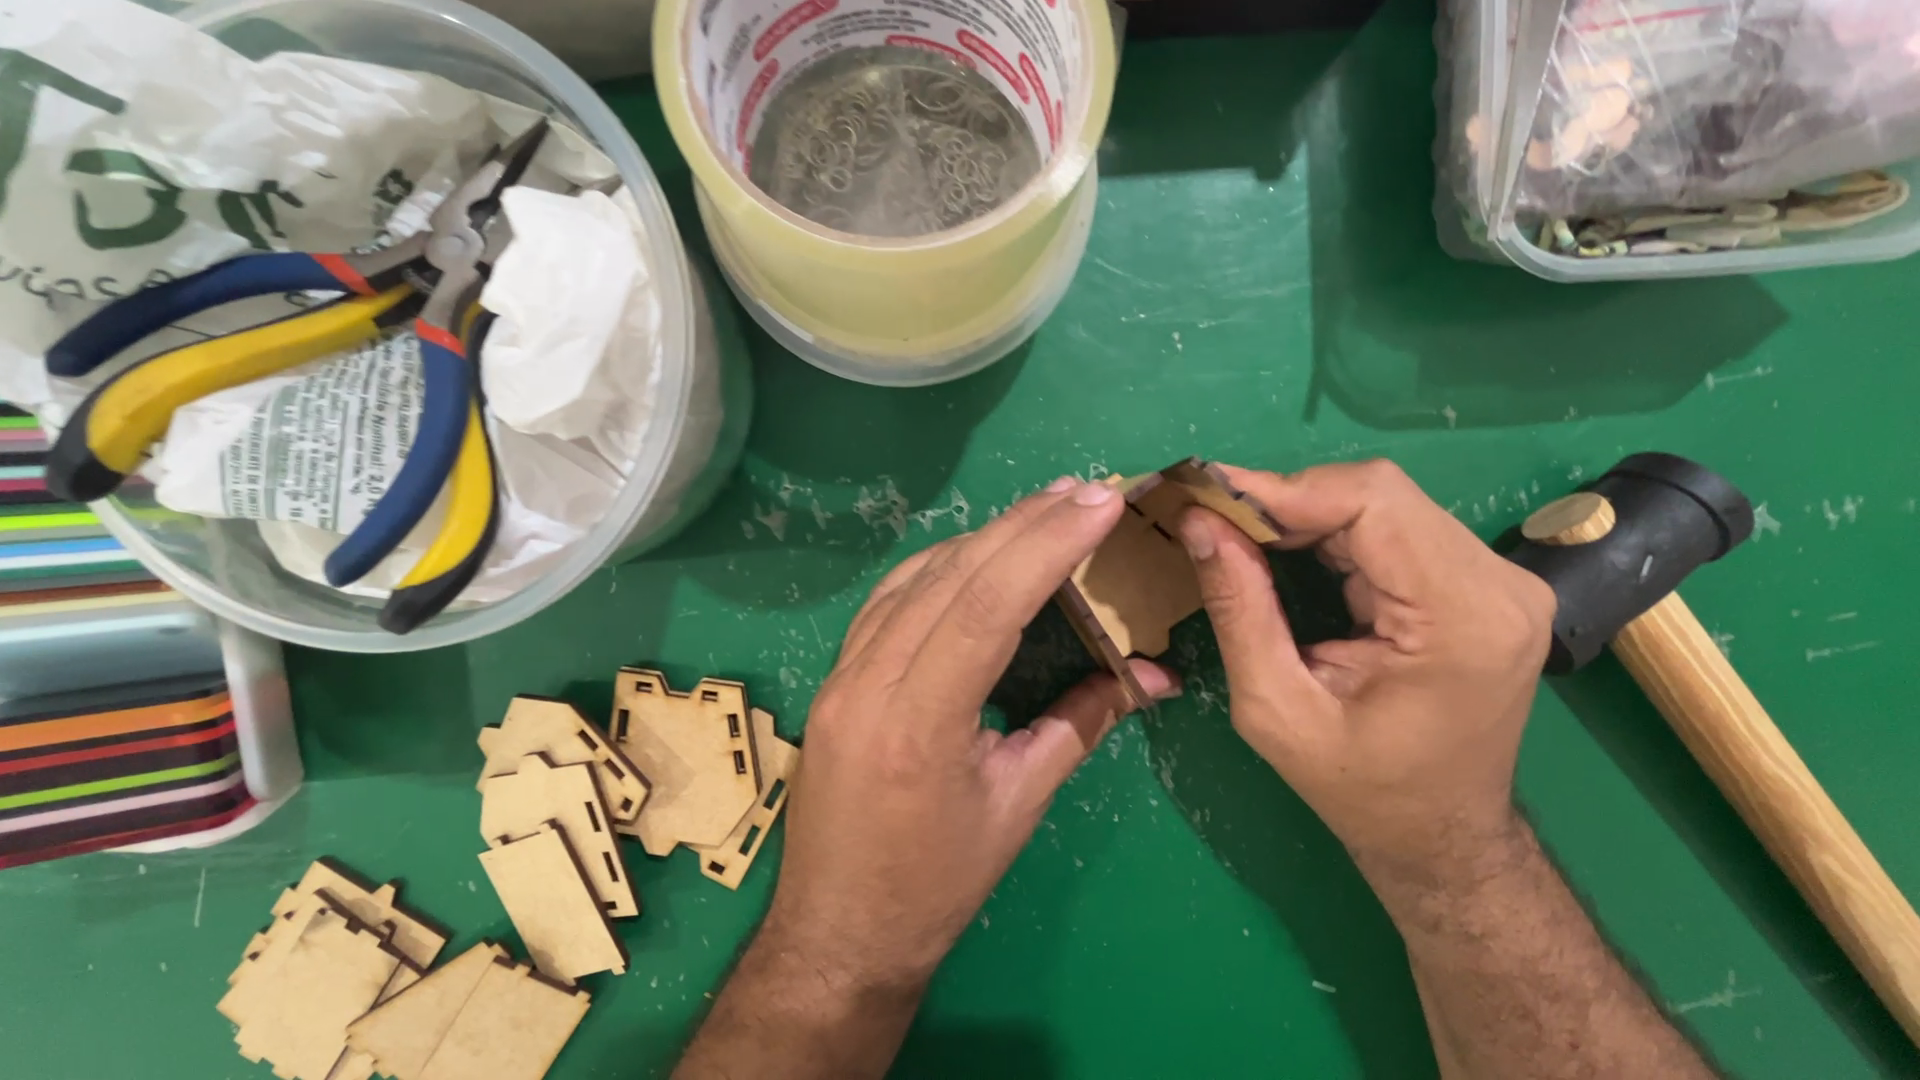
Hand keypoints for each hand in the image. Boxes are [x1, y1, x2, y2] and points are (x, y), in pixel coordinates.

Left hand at [763, 478, 1180, 993]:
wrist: (839, 931)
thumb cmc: (936, 885)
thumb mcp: (1018, 805)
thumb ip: (1080, 724)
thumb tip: (1150, 677)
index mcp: (918, 723)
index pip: (983, 605)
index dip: (1045, 544)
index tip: (1098, 503)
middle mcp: (868, 683)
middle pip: (948, 576)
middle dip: (1022, 525)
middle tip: (1082, 491)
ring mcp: (841, 677)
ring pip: (913, 578)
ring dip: (981, 538)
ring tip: (1041, 511)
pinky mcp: (834, 678)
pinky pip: (887, 601)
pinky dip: (937, 568)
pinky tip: (974, 556)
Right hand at [1177, 461, 1555, 872]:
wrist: (1440, 834)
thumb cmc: (1358, 789)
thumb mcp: (1275, 709)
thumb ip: (1239, 609)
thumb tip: (1199, 521)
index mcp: (1460, 618)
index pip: (1372, 501)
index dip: (1284, 488)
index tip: (1208, 494)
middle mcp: (1498, 585)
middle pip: (1379, 494)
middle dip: (1287, 500)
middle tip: (1214, 516)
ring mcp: (1500, 580)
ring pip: (1385, 502)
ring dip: (1306, 513)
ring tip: (1239, 532)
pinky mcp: (1483, 583)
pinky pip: (1396, 527)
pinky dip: (1331, 529)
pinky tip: (1286, 548)